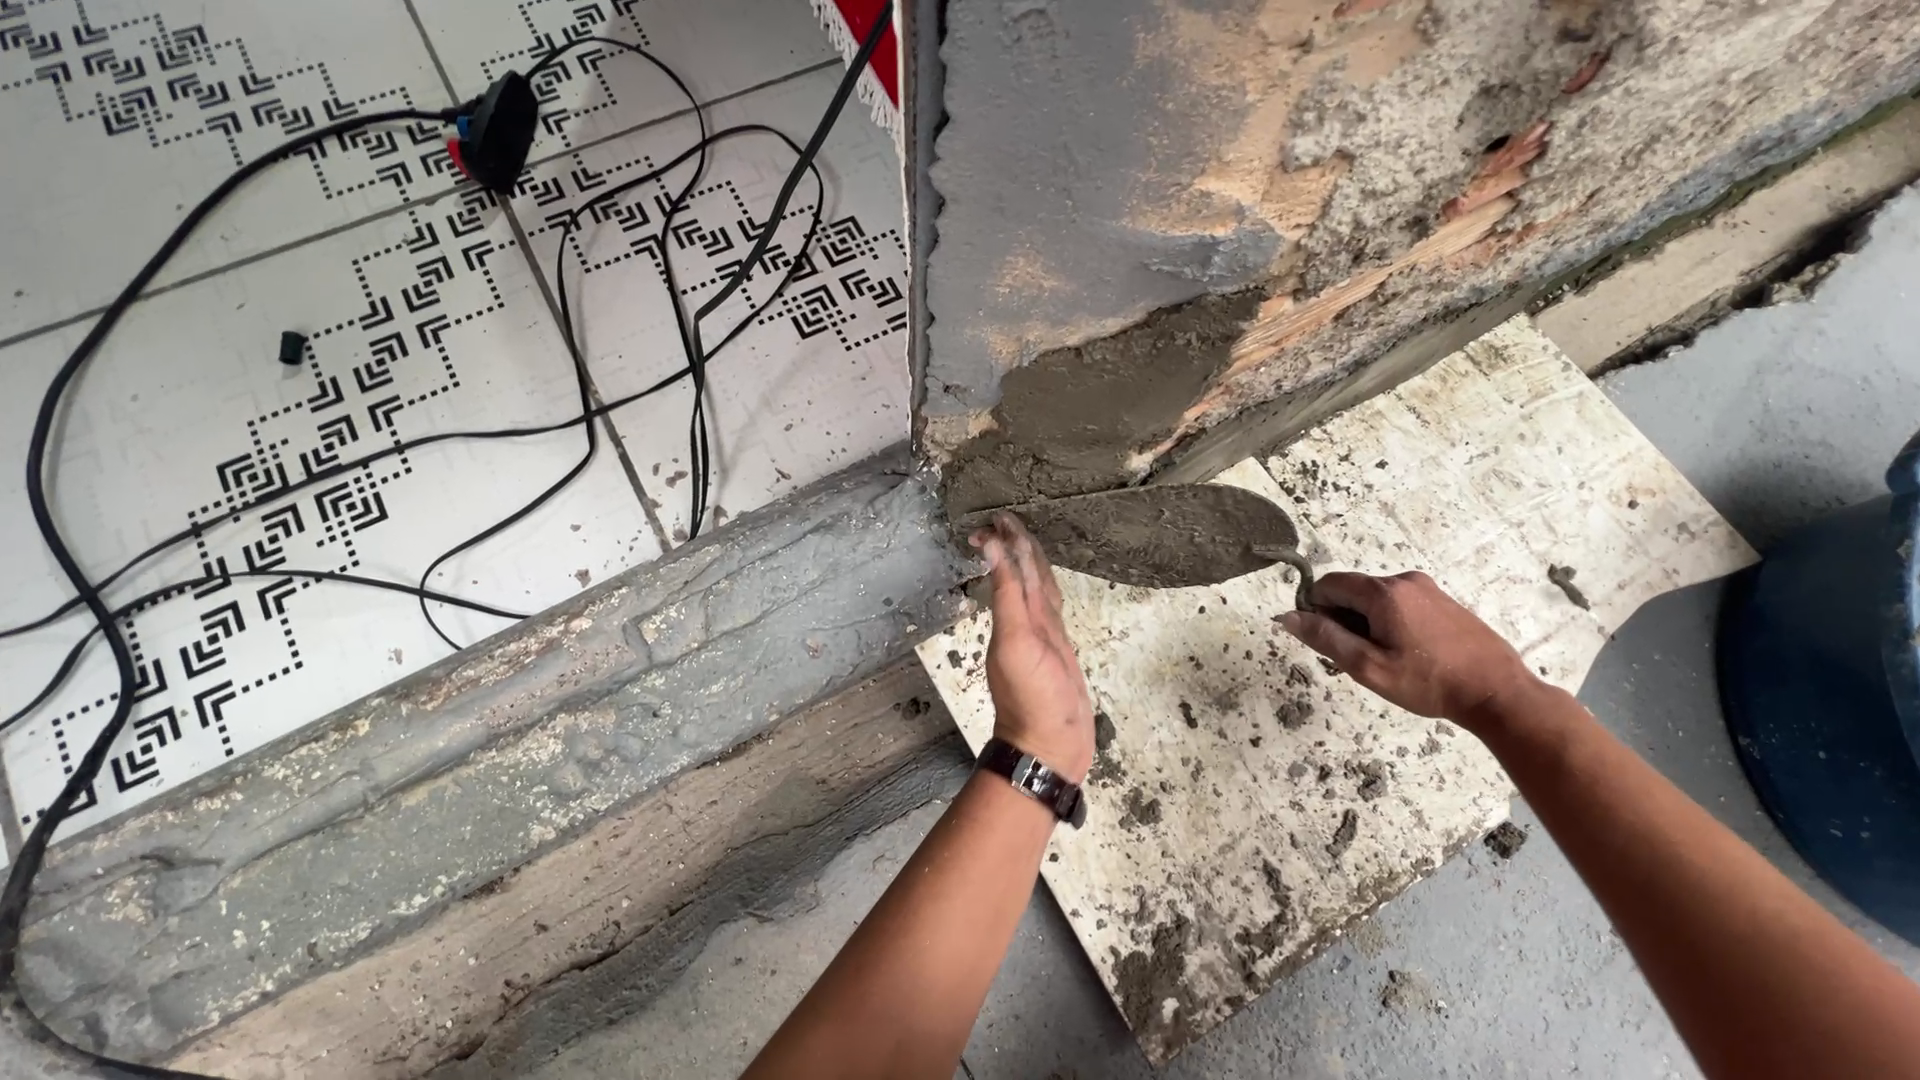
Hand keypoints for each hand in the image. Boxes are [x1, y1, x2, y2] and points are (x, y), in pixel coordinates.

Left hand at [970, 512, 1094, 783]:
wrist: (1050, 745)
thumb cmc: (1031, 696)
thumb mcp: (1015, 642)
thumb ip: (1006, 595)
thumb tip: (989, 546)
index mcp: (1015, 614)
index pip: (1010, 565)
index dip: (1004, 540)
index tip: (992, 516)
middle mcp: (1029, 619)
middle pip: (1025, 572)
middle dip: (1016, 543)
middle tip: (1007, 515)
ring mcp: (1046, 634)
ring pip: (1040, 586)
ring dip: (1032, 561)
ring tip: (1026, 536)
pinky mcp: (1062, 648)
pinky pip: (1054, 608)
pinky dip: (1050, 588)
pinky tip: (1048, 583)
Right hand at [1278, 570, 1539, 728]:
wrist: (1498, 693)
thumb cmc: (1428, 683)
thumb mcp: (1367, 667)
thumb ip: (1325, 638)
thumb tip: (1287, 616)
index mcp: (1383, 592)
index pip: (1327, 585)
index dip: (1317, 612)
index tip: (1333, 644)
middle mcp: (1404, 580)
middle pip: (1351, 591)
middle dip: (1344, 620)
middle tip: (1363, 659)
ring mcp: (1427, 588)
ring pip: (1374, 600)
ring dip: (1367, 624)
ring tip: (1389, 660)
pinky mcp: (1443, 600)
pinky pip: (1398, 604)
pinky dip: (1390, 624)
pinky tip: (1410, 654)